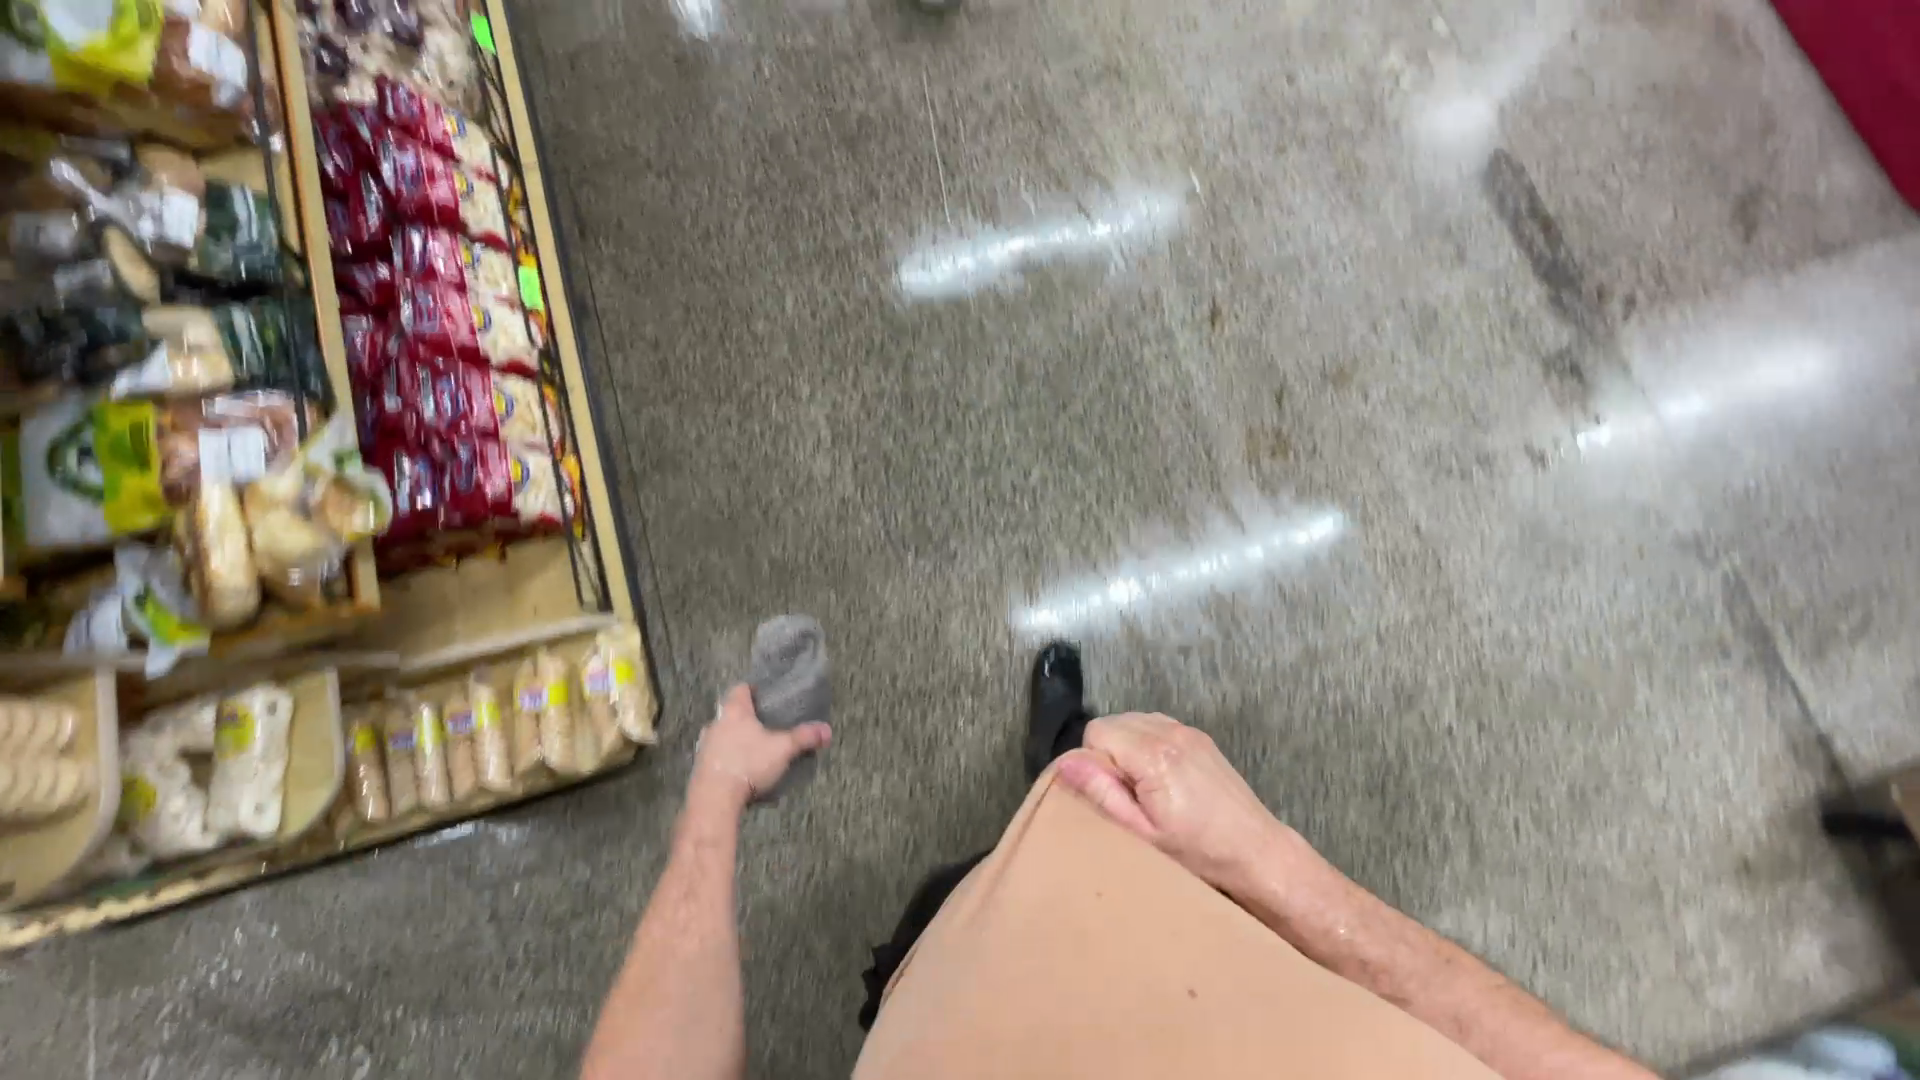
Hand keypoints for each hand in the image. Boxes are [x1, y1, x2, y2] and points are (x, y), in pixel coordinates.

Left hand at [692, 685, 830, 807]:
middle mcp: (715, 724)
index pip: (740, 688)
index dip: (753, 690)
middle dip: (748, 719)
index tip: (767, 697)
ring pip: (722, 735)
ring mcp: (704, 746)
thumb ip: (804, 737)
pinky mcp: (700, 768)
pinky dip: (730, 760)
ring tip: (756, 751)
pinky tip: (743, 772)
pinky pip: (717, 757)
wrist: (714, 799)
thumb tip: (827, 730)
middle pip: (731, 713)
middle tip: (767, 727)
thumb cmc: (749, 763)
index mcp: (734, 711)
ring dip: (736, 740)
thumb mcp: (783, 749)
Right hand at [1053, 713, 1291, 896]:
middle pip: (1113, 722)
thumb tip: (1065, 764)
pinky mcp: (1198, 736)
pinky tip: (1158, 775)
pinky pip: (1155, 725)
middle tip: (1125, 793)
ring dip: (1126, 746)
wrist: (1255, 851)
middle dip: (1108, 752)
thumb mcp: (1142, 833)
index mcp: (1153, 756)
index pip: (1096, 732)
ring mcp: (1187, 731)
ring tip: (1142, 786)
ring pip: (1132, 721)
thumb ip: (1102, 794)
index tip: (1110, 793)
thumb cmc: (1197, 852)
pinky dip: (1146, 742)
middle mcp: (1170, 732)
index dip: (1093, 761)